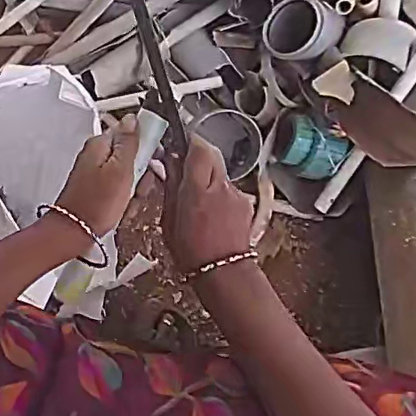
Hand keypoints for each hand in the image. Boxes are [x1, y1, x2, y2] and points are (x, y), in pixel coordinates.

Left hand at [53, 114, 145, 236]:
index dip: (147, 146)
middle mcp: (98, 156)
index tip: (152, 158)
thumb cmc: (95, 204)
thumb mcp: (120, 169)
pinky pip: (122, 190)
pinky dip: (126, 200)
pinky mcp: (100, 189)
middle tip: (138, 185)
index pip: (132, 131)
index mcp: (101, 145)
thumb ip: (129, 142)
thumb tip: (133, 118)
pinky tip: (123, 209)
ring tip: (128, 201)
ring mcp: (99, 173)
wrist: (76, 232)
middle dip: (142, 173)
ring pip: (130, 175)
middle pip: (133, 156)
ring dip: (135, 190)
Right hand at [164, 134, 254, 271]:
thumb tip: (168, 162)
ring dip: (209, 177)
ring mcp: (236, 195)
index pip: (198, 148)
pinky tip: (213, 212)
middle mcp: (220, 187)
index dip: (188, 142)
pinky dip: (220, 194)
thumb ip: (171, 186)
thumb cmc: (192, 253)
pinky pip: (230, 189)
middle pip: (211, 155)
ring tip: (198, 200)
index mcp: (197, 190)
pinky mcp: (246, 203)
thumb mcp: (169, 219)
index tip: (178, 145)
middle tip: (184, 171)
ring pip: (221, 172)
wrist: (223, 273)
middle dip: (198, 158)